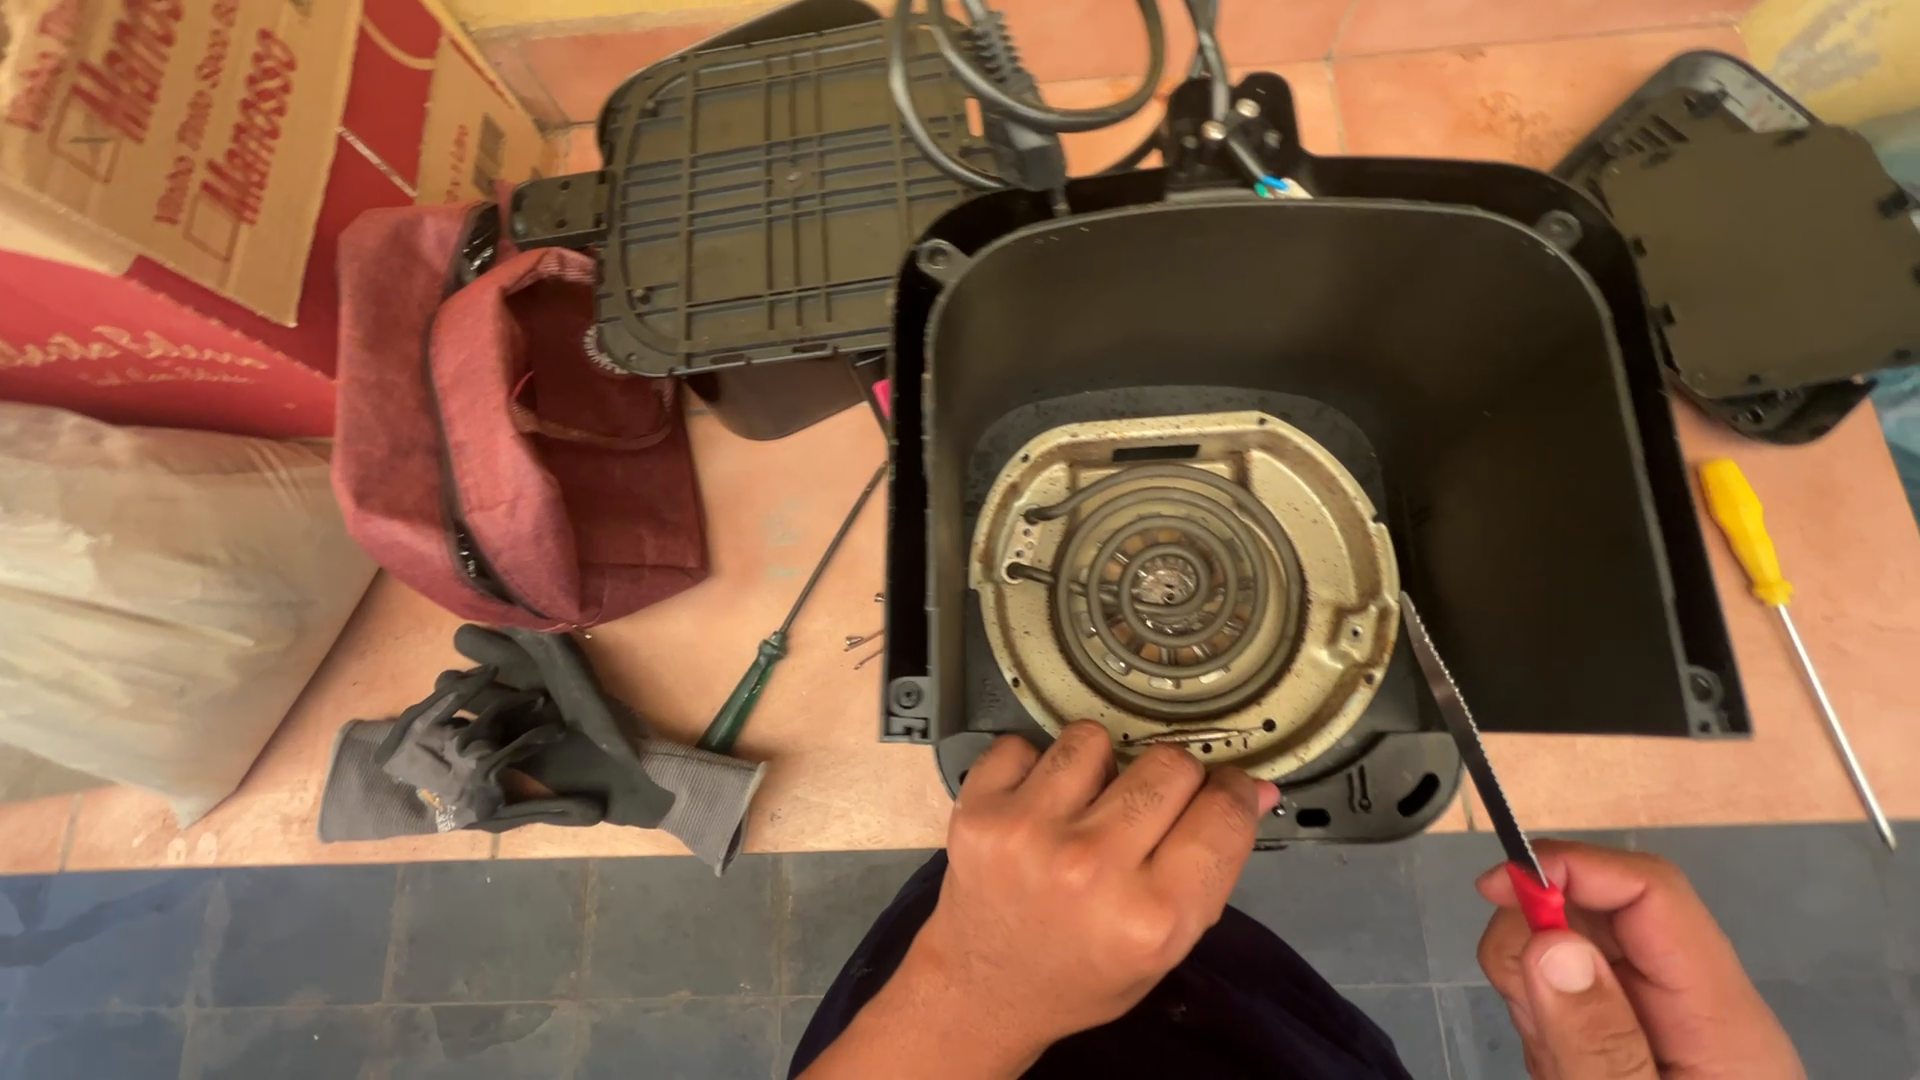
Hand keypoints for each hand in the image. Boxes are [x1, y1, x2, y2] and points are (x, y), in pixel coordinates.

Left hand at [836, 720, 1274, 1075]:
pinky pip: (1026, 743)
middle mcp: (1090, 868)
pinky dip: (1035, 765)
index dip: (1230, 792)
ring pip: (1095, 738)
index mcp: (1151, 917)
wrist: (988, 985)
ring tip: (1085, 805)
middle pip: (1169, 764)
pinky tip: (1036, 804)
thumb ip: (1214, 864)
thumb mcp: (1166, 942)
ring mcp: (1027, 832)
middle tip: (1147, 806)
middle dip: (1170, 778)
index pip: (1222, 812)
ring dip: (1098, 764)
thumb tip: (1254, 787)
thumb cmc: (1085, 968)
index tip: (1221, 787)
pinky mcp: (980, 808)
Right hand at [1476, 840, 1802, 1079]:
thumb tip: (1550, 938)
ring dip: (1526, 978)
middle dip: (1531, 935)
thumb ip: (1596, 1043)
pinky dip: (1533, 1006)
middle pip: (1594, 908)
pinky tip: (1553, 1057)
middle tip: (1520, 1006)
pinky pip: (1559, 981)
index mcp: (1722, 1020)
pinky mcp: (1629, 1030)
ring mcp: (1660, 1018)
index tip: (1493, 888)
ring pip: (1563, 940)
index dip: (1572, 867)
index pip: (1652, 893)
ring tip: (1546, 1053)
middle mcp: (1694, 1004)